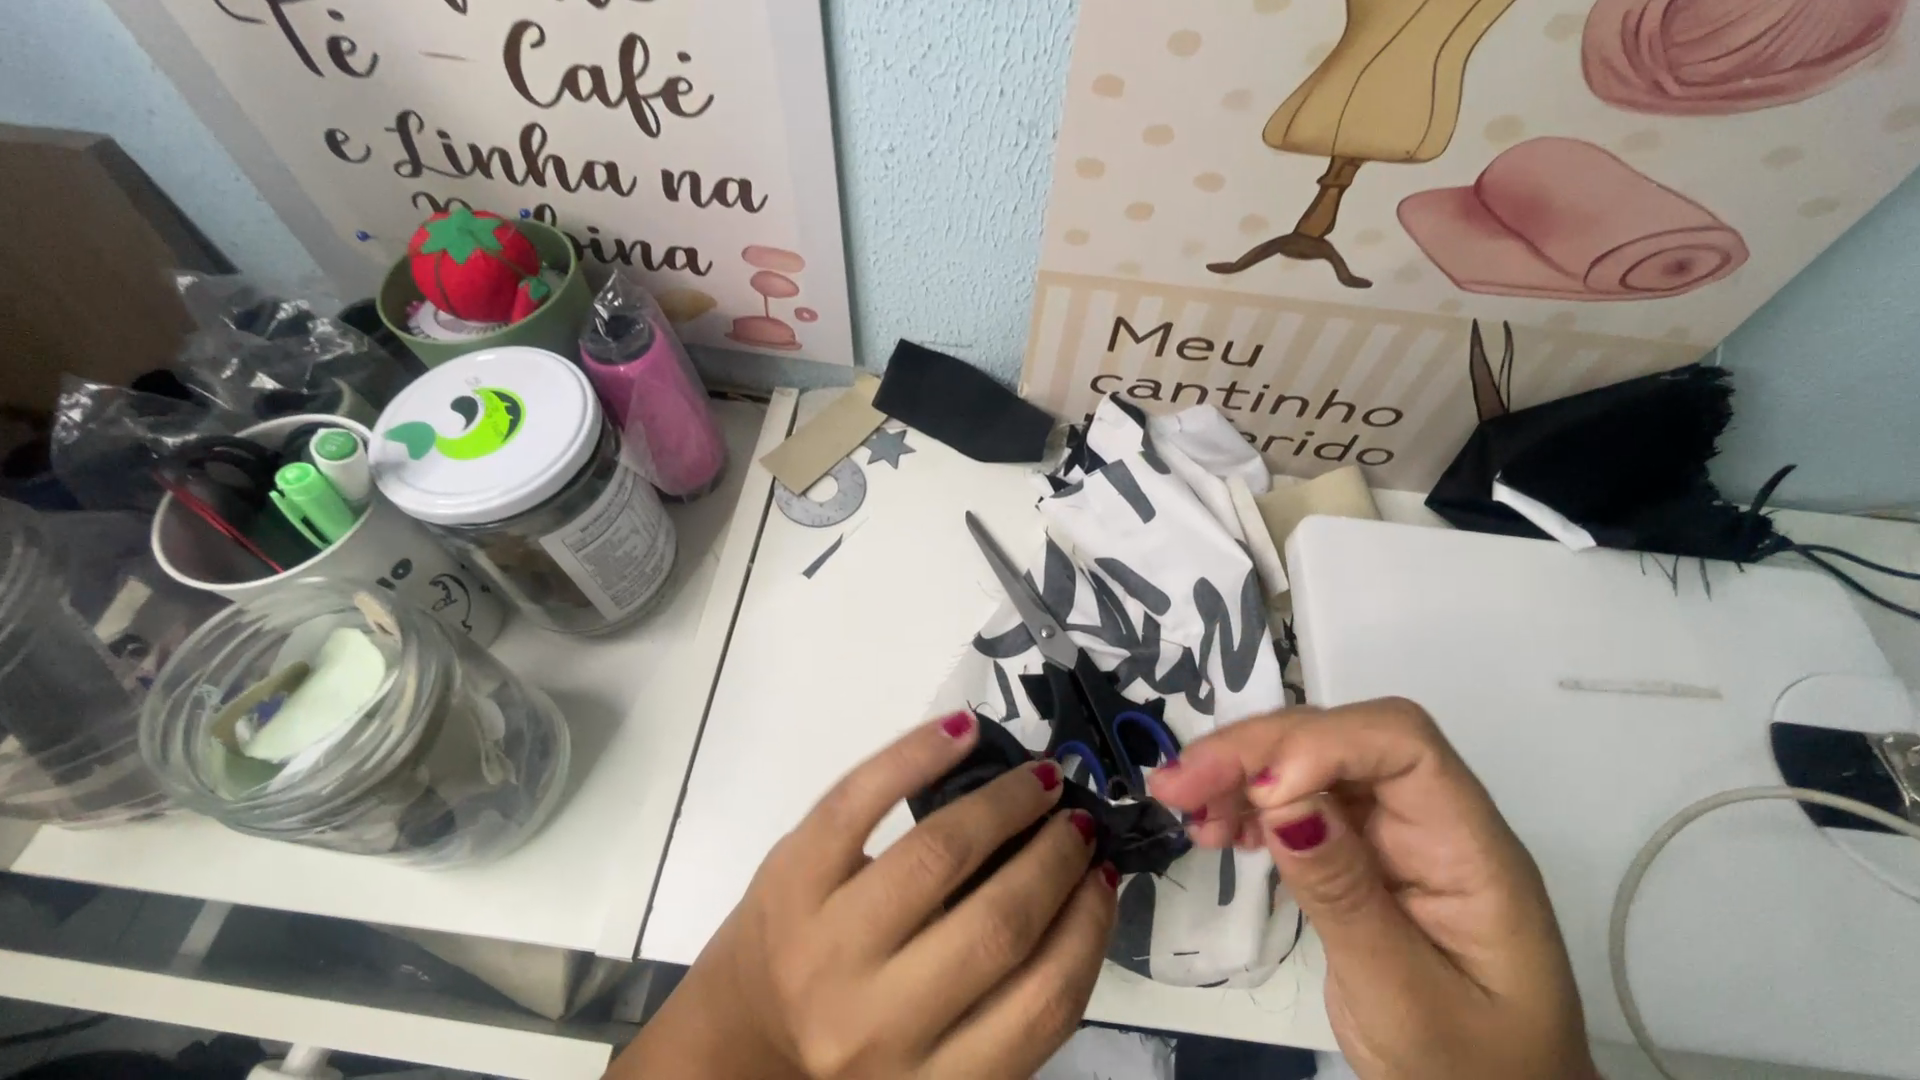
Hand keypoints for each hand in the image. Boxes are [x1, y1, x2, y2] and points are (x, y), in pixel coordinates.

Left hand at [614, 712, 1117, 1078]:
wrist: (739, 1032)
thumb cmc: (854, 1040)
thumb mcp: (936, 1055)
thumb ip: (1003, 996)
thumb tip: (1079, 883)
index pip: (1040, 1006)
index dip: (1087, 930)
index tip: (1104, 878)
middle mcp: (877, 1023)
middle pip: (996, 925)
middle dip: (1054, 858)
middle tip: (1079, 819)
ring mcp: (826, 941)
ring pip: (937, 855)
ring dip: (1005, 804)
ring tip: (1041, 779)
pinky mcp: (789, 874)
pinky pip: (859, 798)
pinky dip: (917, 753)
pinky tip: (963, 731)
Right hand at [1149, 698, 1598, 1079]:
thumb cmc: (1467, 1070)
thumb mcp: (1403, 999)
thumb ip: (1345, 897)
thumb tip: (1280, 802)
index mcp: (1470, 848)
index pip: (1402, 745)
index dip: (1322, 745)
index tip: (1254, 792)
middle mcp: (1430, 820)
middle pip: (1341, 740)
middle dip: (1254, 751)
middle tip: (1174, 784)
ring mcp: (1392, 832)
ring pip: (1309, 762)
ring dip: (1238, 772)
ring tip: (1179, 802)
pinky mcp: (1358, 849)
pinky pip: (1297, 801)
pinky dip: (1246, 804)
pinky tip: (1212, 827)